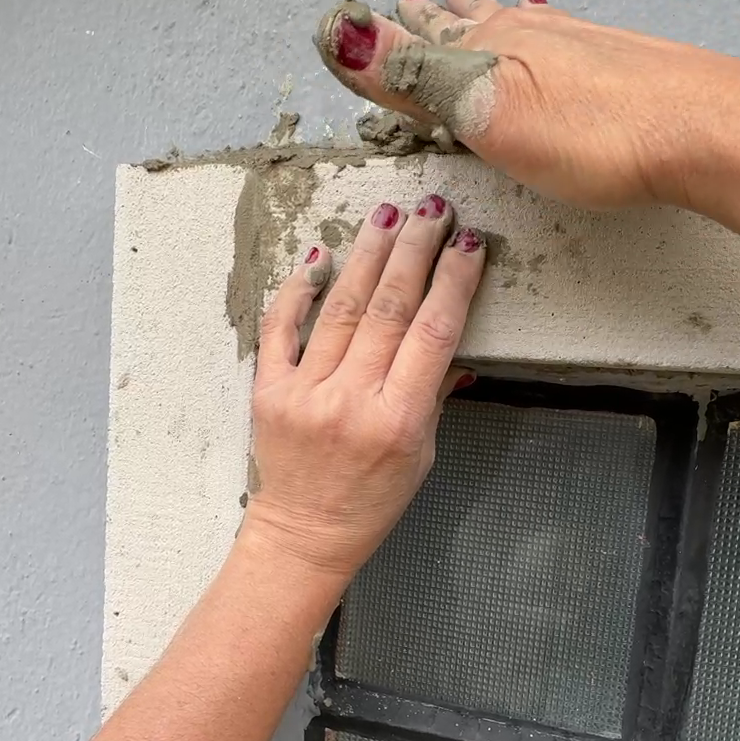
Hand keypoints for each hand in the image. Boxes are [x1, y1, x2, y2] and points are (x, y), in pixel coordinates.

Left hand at [239, 194, 486, 585]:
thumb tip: (454, 339)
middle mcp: (353, 399)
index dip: (455, 281)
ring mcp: (306, 391)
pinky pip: (282, 328)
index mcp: (400, 419)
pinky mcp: (269, 390)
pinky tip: (318, 256)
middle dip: (415, 249)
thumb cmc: (372, 501)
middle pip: (389, 307)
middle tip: (432, 208)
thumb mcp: (422, 455)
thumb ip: (435, 395)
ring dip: (367, 253)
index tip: (470, 242)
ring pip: (342, 307)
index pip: (433, 332)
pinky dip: (299, 290)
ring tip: (387, 213)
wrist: (305, 532)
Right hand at [315, 0, 731, 208]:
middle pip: (468, 22)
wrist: (701, 129)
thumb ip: (417, 75)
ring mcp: (573, 46)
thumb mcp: (487, 110)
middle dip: (435, 18)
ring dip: (482, 12)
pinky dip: (537, 22)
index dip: (390, 43)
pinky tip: (549, 20)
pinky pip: (556, 32)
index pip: (423, 44)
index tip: (361, 32)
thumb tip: (342, 36)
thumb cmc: (596, 131)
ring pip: (512, 20)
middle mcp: (530, 36)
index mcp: (490, 51)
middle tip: (416, 3)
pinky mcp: (611, 65)